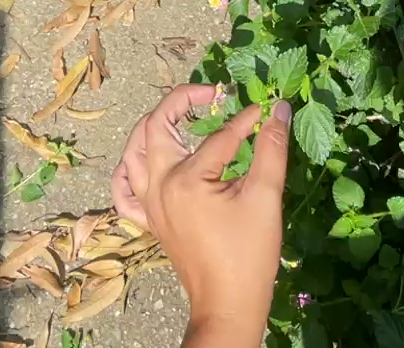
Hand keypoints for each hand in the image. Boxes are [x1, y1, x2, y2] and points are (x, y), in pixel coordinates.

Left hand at [112, 86, 291, 347]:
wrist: (229, 309)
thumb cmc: (249, 255)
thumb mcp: (265, 197)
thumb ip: (272, 148)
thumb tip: (279, 108)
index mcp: (186, 179)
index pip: (219, 135)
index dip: (245, 119)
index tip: (267, 109)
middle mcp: (159, 186)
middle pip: (156, 126)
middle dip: (182, 100)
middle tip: (211, 94)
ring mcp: (149, 205)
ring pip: (133, 152)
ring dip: (152, 126)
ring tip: (180, 115)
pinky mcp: (149, 221)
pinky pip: (124, 191)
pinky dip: (129, 169)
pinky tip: (144, 160)